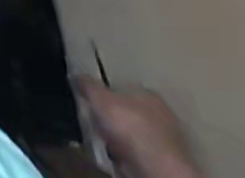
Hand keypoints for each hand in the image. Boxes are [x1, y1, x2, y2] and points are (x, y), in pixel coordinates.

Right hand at [75, 76, 202, 177]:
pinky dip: (127, 156)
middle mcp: (162, 115)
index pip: (123, 89)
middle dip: (111, 118)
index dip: (105, 95)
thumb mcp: (99, 98)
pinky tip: (117, 157)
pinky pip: (137, 154)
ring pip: (132, 135)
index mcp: (148, 94)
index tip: (92, 103)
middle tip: (95, 124)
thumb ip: (88, 85)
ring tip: (104, 143)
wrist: (157, 170)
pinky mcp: (165, 164)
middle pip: (127, 112)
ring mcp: (166, 141)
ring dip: (118, 139)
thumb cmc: (129, 126)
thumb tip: (77, 76)